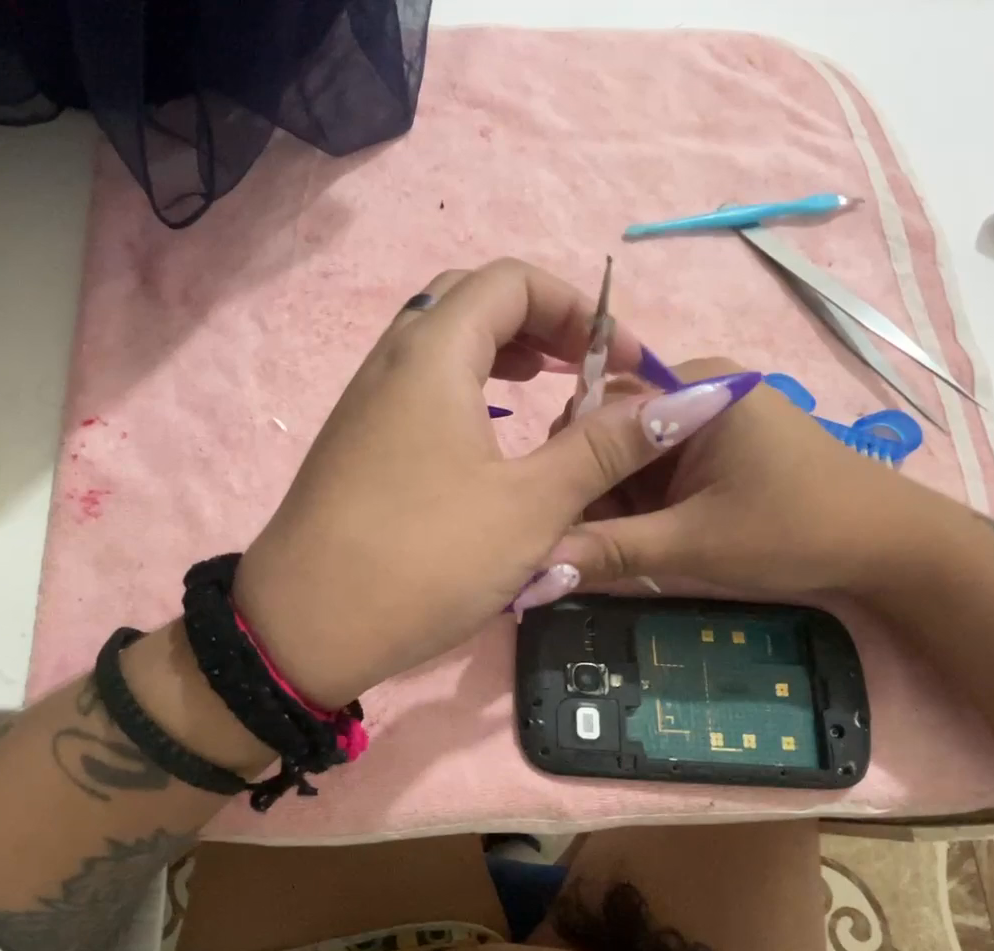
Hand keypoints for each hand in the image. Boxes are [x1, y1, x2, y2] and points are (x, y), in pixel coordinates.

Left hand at [233, 260, 756, 706]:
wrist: (302, 627)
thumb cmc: (424, 560)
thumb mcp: (531, 506)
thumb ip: (607, 447)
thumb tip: (691, 400)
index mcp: (432, 354)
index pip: (512, 281)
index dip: (577, 308)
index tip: (622, 362)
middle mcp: (390, 360)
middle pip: (471, 300)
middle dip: (538, 322)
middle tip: (580, 369)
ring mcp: (364, 401)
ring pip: (439, 343)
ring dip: (498, 353)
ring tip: (544, 390)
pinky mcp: (354, 441)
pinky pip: (416, 386)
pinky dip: (464, 387)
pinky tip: (488, 438)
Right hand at [542, 356, 938, 599]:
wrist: (892, 548)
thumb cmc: (796, 531)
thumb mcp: (694, 543)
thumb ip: (611, 550)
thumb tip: (534, 566)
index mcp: (693, 387)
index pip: (597, 413)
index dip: (569, 468)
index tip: (553, 521)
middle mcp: (696, 387)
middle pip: (612, 434)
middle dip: (593, 488)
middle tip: (582, 544)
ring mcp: (710, 414)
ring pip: (632, 454)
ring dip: (616, 500)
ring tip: (610, 547)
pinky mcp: (720, 443)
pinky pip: (659, 465)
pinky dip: (644, 501)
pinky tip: (643, 537)